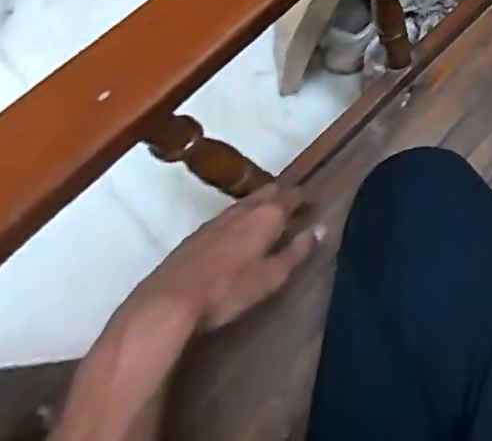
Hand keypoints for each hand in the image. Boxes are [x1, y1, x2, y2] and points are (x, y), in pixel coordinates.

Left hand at [122, 182, 320, 333]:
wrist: (171, 299)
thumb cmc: (229, 289)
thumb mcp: (271, 276)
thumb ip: (297, 252)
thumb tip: (320, 228)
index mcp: (267, 215)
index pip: (292, 196)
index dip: (306, 198)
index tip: (316, 202)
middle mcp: (245, 208)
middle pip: (270, 192)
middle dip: (285, 196)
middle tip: (296, 207)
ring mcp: (219, 218)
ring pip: (249, 201)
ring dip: (264, 204)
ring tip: (271, 217)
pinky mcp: (200, 231)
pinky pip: (232, 213)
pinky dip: (245, 215)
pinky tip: (241, 232)